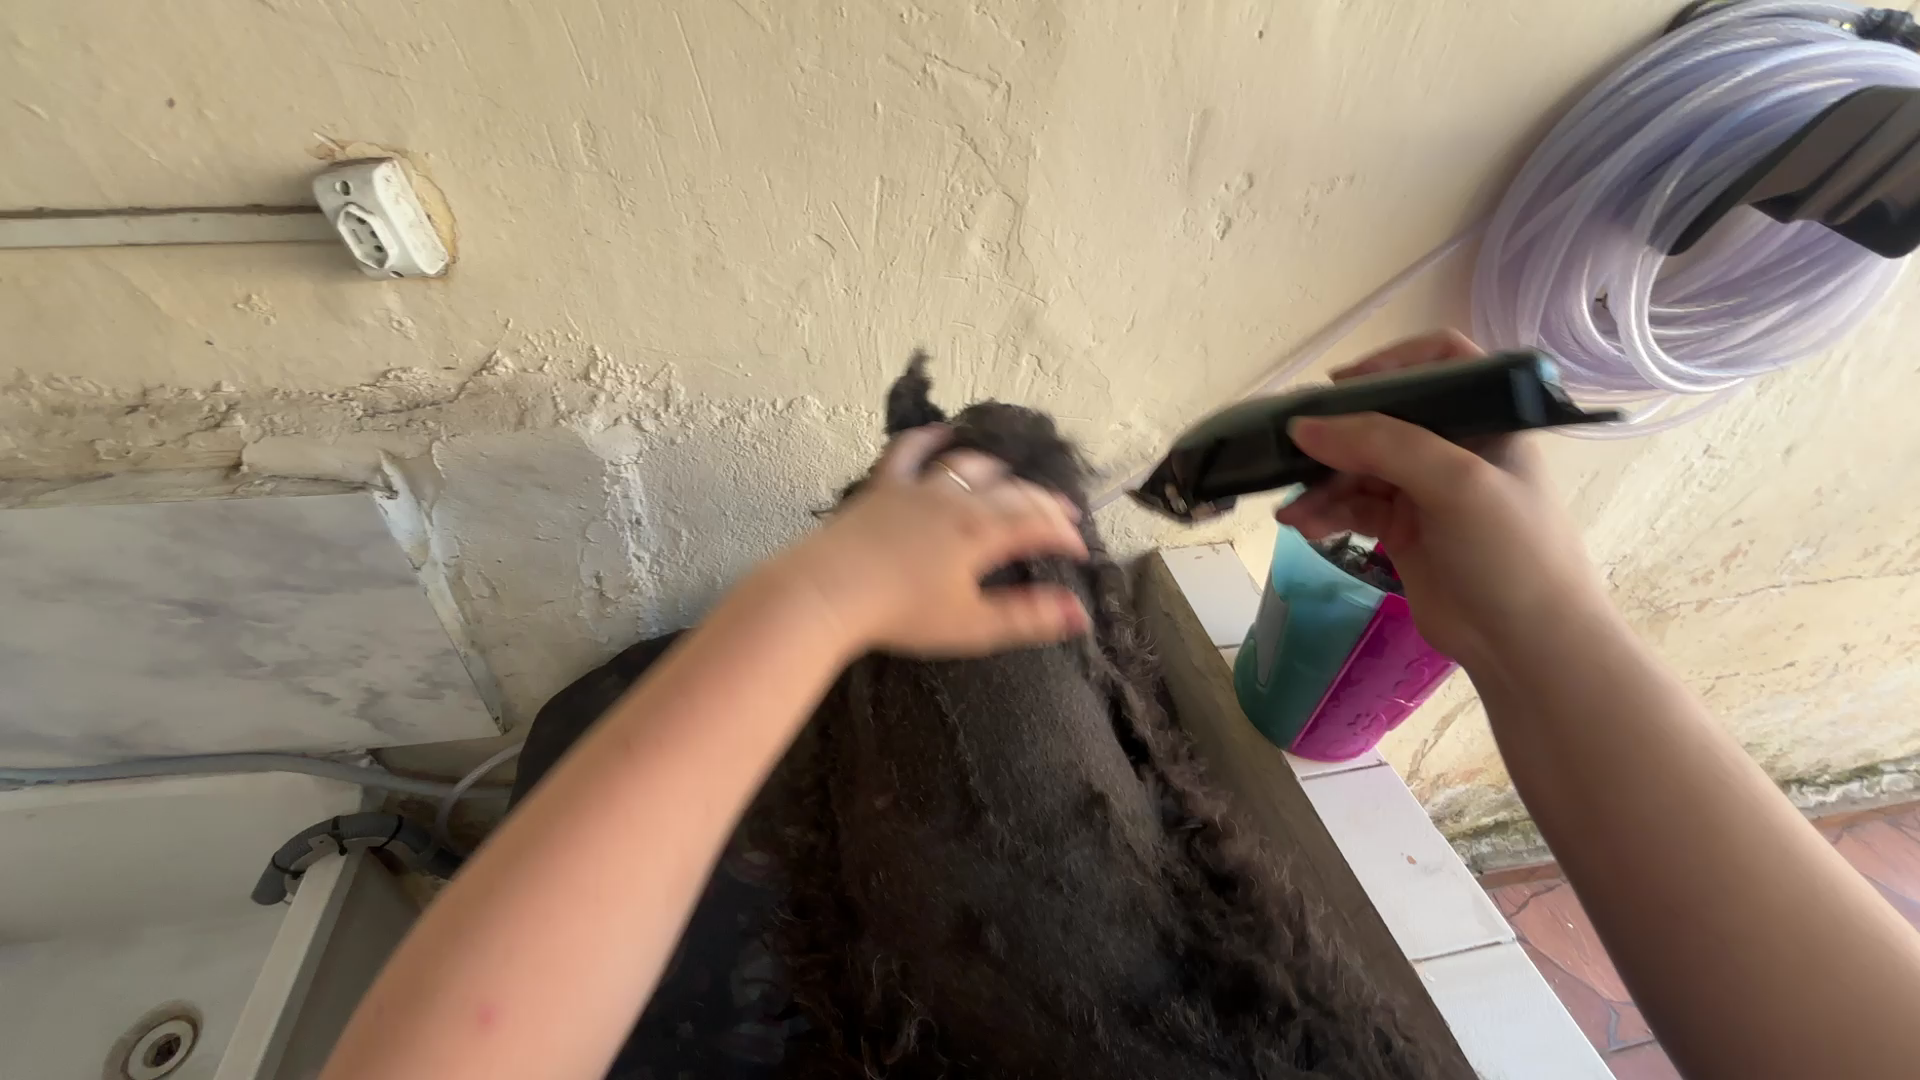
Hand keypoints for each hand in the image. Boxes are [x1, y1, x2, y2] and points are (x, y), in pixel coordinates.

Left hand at [767, 425, 1091, 657]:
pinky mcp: (884, 486)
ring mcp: (918, 488)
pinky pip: (910, 451)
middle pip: (1012, 492)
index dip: (1064, 534)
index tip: (1080, 548)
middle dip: (1043, 502)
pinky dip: (930, 440)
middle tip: (1064, 512)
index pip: (1037, 524)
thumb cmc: (902, 613)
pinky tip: (942, 433)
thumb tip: (1079, 615)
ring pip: (968, 466)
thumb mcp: (972, 625)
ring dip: (997, 471)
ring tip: (1012, 477)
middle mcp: (956, 500)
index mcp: (981, 532)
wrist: (829, 590)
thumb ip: (1027, 617)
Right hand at [1275, 330, 1611, 667]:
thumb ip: (1380, 445)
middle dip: (1335, 439)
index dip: (1390, 363)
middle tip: (1289, 454)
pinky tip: (1302, 527)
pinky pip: (1350, 508)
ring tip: (1292, 512)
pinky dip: (1322, 514)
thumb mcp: (1454, 484)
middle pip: (1380, 422)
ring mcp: (1423, 491)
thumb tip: (1301, 426)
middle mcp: (1452, 449)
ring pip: (1356, 470)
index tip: (1340, 387)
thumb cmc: (1509, 552)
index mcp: (1485, 421)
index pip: (1440, 364)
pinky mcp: (1399, 530)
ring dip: (1320, 487)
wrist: (1525, 645)